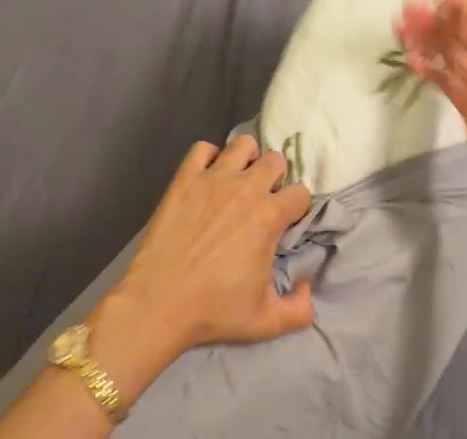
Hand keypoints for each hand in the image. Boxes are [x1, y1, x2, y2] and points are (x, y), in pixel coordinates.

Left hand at [86, 136, 315, 399]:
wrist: (158, 303)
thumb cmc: (214, 310)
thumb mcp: (266, 321)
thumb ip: (299, 310)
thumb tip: (308, 288)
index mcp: (269, 216)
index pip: (300, 193)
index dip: (297, 208)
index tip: (286, 223)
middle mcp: (246, 188)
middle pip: (276, 160)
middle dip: (276, 177)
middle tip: (264, 199)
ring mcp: (213, 178)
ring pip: (243, 145)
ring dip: (246, 160)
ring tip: (239, 180)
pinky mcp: (185, 178)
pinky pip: (202, 149)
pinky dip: (208, 158)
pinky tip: (206, 177)